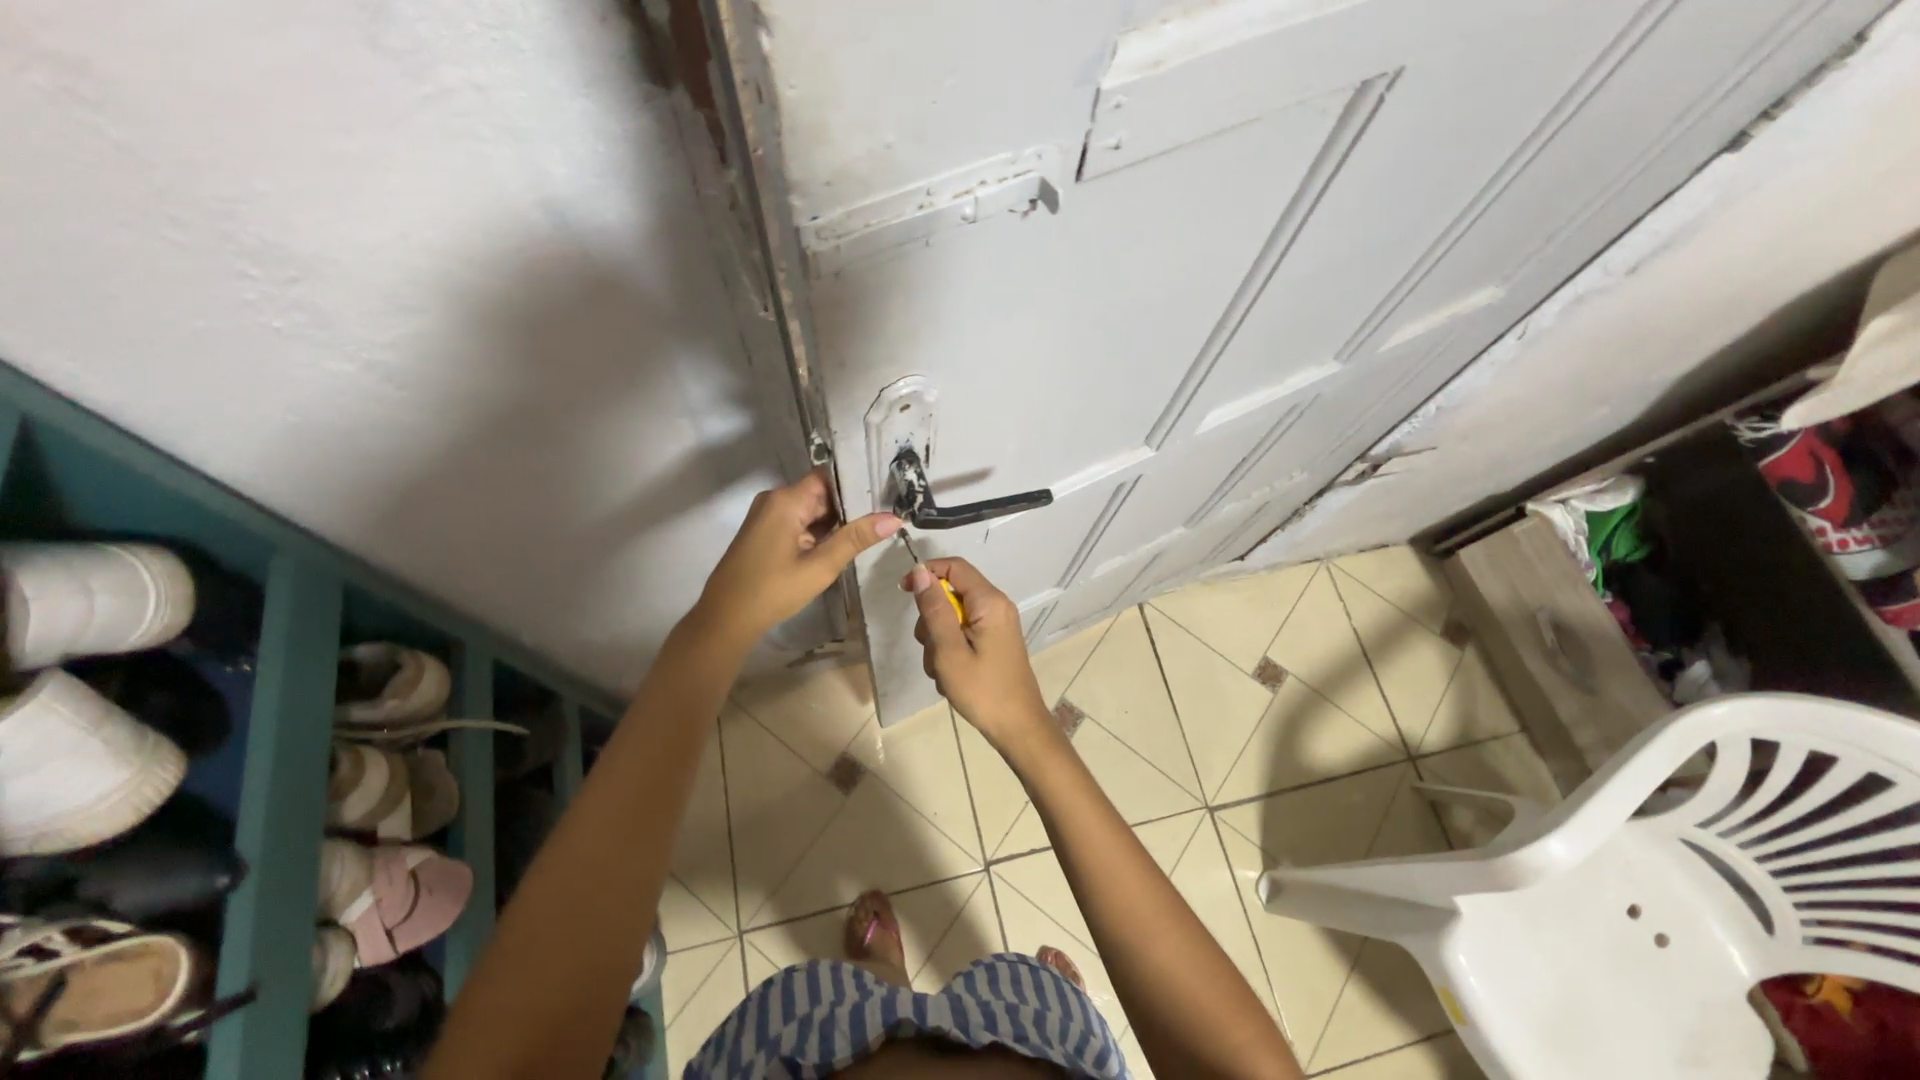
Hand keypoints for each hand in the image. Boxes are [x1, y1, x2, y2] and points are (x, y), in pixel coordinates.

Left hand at [696, 470, 899, 645]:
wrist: (725, 618)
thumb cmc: (773, 590)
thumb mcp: (820, 566)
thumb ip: (856, 539)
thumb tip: (893, 518)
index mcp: (786, 500)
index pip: (828, 478)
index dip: (856, 484)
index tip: (885, 493)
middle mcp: (775, 499)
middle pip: (821, 494)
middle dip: (849, 507)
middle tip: (886, 516)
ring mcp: (767, 516)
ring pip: (811, 510)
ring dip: (835, 523)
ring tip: (872, 530)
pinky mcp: (764, 532)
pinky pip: (798, 523)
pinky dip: (818, 532)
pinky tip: (841, 545)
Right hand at [903, 557, 1052, 750]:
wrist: (1017, 727)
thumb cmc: (982, 690)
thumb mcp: (949, 650)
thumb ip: (934, 609)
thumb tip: (920, 571)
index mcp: (990, 602)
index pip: (954, 567)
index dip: (926, 572)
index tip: (904, 591)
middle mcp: (996, 606)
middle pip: (950, 594)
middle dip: (931, 620)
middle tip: (932, 650)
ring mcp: (996, 625)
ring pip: (952, 618)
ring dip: (938, 641)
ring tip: (943, 670)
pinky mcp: (993, 642)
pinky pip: (962, 634)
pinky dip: (950, 651)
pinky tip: (953, 676)